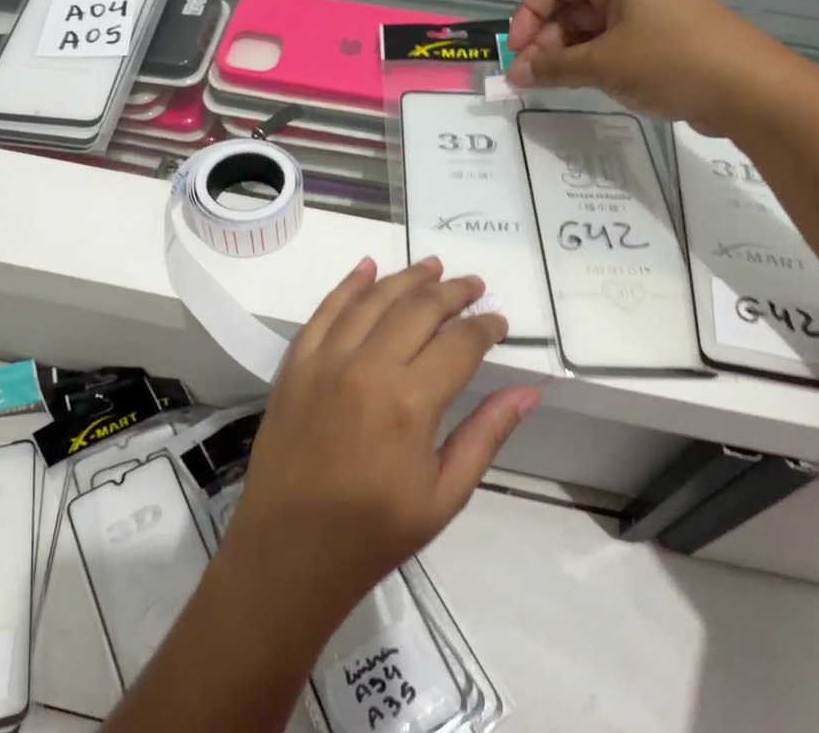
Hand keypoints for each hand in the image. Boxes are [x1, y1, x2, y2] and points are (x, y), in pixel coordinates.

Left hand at [222, 257, 540, 613]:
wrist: (289, 552)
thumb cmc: (374, 533)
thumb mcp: (444, 496)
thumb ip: (485, 435)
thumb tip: (528, 391)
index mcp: (410, 404)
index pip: (460, 343)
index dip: (485, 327)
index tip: (499, 322)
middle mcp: (367, 369)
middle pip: (418, 309)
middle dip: (453, 292)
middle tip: (474, 285)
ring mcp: (324, 363)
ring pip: (372, 300)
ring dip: (406, 278)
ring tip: (433, 266)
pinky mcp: (294, 367)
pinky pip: (323, 313)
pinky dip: (347, 286)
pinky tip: (367, 268)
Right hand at [506, 0, 796, 132]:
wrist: (749, 90)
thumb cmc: (672, 62)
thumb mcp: (605, 64)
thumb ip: (554, 67)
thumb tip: (515, 73)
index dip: (529, 14)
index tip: (517, 52)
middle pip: (572, 4)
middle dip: (546, 39)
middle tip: (529, 78)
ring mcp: (651, 13)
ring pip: (592, 28)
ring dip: (566, 54)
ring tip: (551, 86)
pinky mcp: (662, 41)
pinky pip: (614, 44)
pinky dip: (592, 62)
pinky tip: (582, 85)